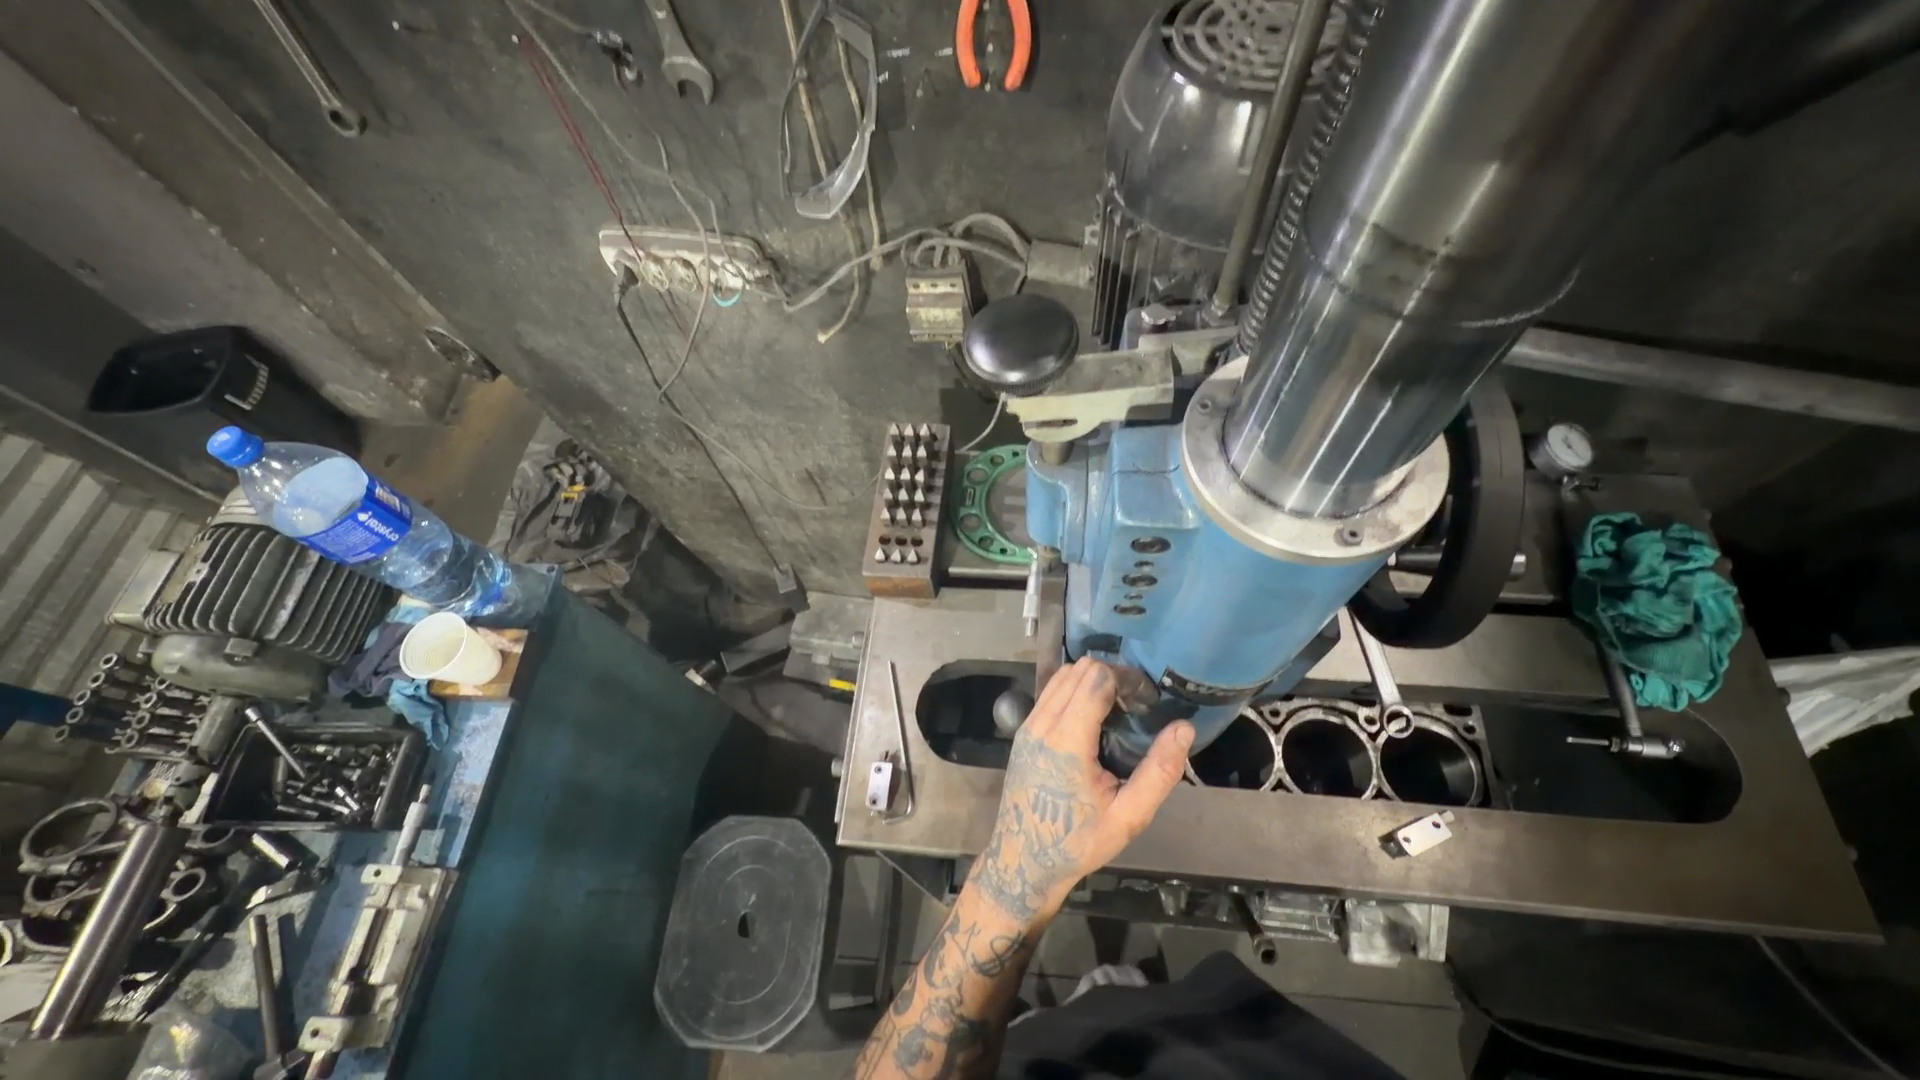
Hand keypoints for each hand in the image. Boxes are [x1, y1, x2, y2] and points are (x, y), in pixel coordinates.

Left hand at [969, 657, 1194, 922]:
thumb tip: (1184, 728)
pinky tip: (1093, 719)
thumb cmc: (1078, 842)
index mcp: (1066, 742)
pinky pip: (1050, 693)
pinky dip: (1073, 691)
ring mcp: (1028, 727)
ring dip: (1091, 681)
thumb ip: (1159, 772)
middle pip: (1078, 670)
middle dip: (1111, 676)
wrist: (1022, 860)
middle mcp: (1042, 725)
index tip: (1146, 700)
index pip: (1094, 678)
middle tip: (1136, 704)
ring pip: (1061, 677)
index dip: (1125, 679)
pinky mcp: (1023, 732)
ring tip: (1117, 709)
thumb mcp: (1128, 817)